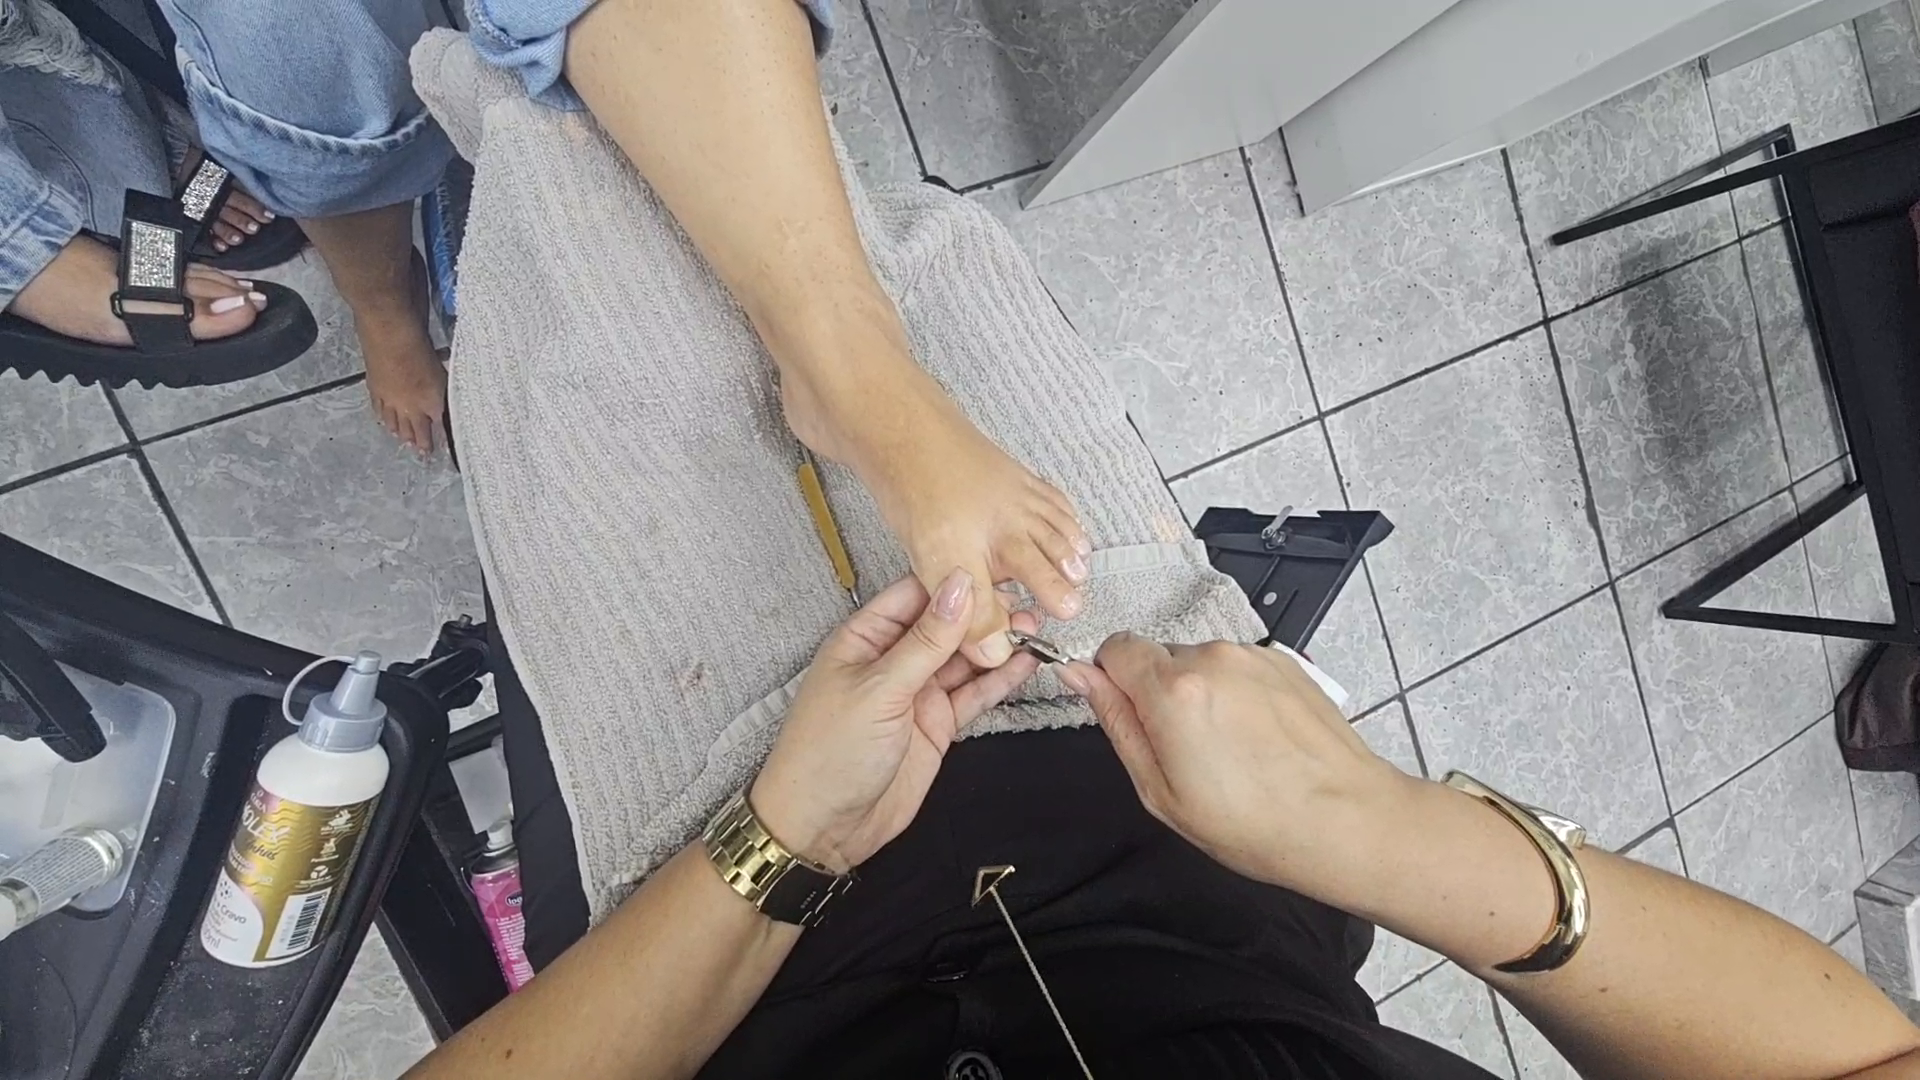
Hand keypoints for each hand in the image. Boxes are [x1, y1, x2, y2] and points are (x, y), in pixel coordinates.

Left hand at [750, 570, 1042, 872]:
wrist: (823, 829)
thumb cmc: (831, 750)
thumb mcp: (880, 688)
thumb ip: (926, 640)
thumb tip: (958, 583)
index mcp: (866, 637)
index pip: (916, 594)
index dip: (956, 581)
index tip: (999, 569)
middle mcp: (894, 658)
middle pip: (945, 625)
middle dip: (985, 614)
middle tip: (1029, 602)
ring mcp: (917, 691)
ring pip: (964, 659)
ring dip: (997, 645)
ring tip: (1038, 627)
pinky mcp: (936, 723)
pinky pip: (972, 695)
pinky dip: (999, 681)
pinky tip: (1026, 663)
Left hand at [783, 363, 1089, 669]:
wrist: (885, 409)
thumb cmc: (911, 478)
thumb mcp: (940, 557)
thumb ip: (971, 610)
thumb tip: (998, 655)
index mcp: (1005, 534)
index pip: (1037, 577)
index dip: (1051, 599)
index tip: (1066, 618)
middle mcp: (1011, 508)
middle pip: (1047, 543)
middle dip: (1063, 570)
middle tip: (1078, 591)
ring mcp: (1000, 480)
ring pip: (1044, 514)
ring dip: (1062, 537)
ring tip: (1079, 555)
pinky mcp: (982, 461)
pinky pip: (1029, 486)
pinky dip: (1047, 500)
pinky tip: (1044, 502)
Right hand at [1059, 635, 1410, 891]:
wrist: (1350, 823)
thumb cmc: (1253, 823)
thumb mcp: (1160, 790)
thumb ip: (1115, 721)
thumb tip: (1078, 674)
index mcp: (1172, 689)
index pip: (1115, 647)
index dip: (1113, 679)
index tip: (1132, 715)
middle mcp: (1210, 657)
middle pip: (1156, 656)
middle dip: (1158, 691)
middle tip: (1186, 748)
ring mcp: (1250, 654)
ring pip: (1196, 661)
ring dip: (1198, 691)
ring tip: (1230, 745)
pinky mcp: (1282, 659)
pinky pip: (1234, 664)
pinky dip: (1233, 690)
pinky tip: (1257, 734)